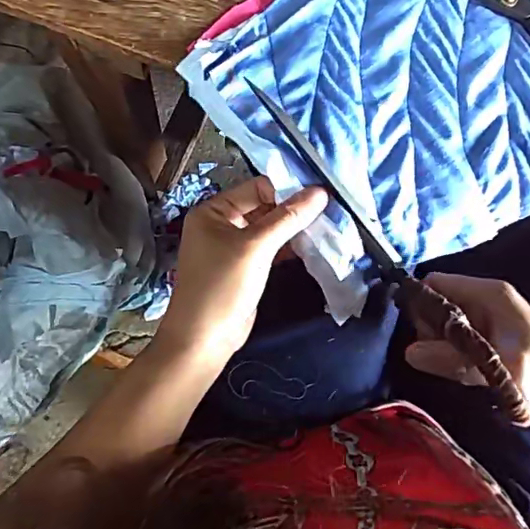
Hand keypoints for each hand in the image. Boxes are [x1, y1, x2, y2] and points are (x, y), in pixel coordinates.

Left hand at [160, 177, 328, 359]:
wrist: (203, 340)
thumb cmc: (222, 287)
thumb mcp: (256, 248)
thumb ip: (288, 218)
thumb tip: (319, 192)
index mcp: (212, 211)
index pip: (256, 188)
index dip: (285, 191)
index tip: (318, 198)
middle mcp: (220, 224)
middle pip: (263, 206)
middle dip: (291, 211)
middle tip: (327, 213)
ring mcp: (231, 247)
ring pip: (268, 228)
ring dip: (292, 229)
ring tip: (324, 228)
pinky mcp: (244, 267)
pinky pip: (269, 248)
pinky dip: (287, 247)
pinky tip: (311, 247)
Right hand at [402, 273, 529, 432]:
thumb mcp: (502, 373)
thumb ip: (457, 359)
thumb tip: (410, 351)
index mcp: (490, 293)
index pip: (435, 283)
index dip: (421, 306)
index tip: (423, 338)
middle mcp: (484, 299)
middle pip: (433, 303)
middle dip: (429, 330)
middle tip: (442, 359)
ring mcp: (484, 318)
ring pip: (439, 323)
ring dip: (439, 347)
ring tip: (457, 370)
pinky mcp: (483, 337)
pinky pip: (450, 338)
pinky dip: (448, 354)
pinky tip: (460, 372)